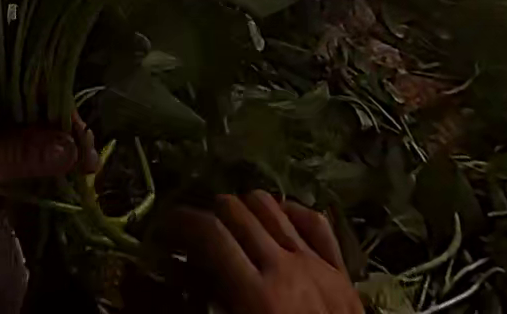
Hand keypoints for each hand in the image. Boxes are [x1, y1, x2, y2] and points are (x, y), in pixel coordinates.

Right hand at [173, 192, 359, 313]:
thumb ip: (211, 309)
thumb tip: (176, 283)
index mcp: (258, 297)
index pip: (209, 233)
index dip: (180, 222)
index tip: (163, 230)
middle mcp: (286, 268)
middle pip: (234, 209)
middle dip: (207, 214)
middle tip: (195, 237)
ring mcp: (318, 267)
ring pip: (269, 204)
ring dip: (243, 209)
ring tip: (232, 230)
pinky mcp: (342, 275)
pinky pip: (313, 221)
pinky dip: (289, 214)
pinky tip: (276, 225)